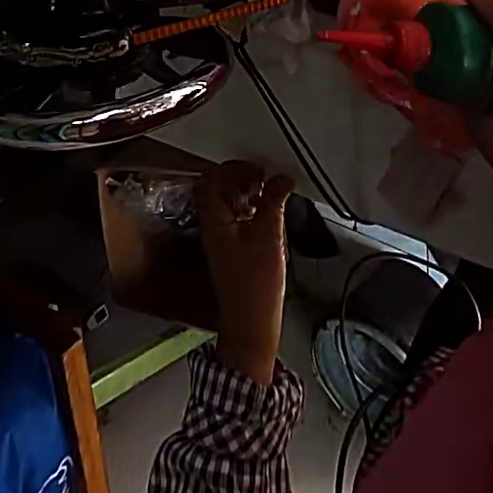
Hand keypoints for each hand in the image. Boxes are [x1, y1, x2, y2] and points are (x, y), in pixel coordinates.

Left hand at [198, 161, 294, 386]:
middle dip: (241, 178)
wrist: (251, 324)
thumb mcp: (269, 236)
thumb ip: (274, 202)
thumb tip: (281, 179)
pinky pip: (235, 217)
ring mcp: (219, 237)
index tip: (259, 170)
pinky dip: (249, 208)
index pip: (214, 178)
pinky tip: (267, 213)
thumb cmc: (255, 285)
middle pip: (218, 188)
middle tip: (264, 178)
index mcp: (213, 219)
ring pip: (226, 202)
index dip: (236, 168)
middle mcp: (211, 225)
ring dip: (246, 192)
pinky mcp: (230, 247)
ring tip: (268, 192)